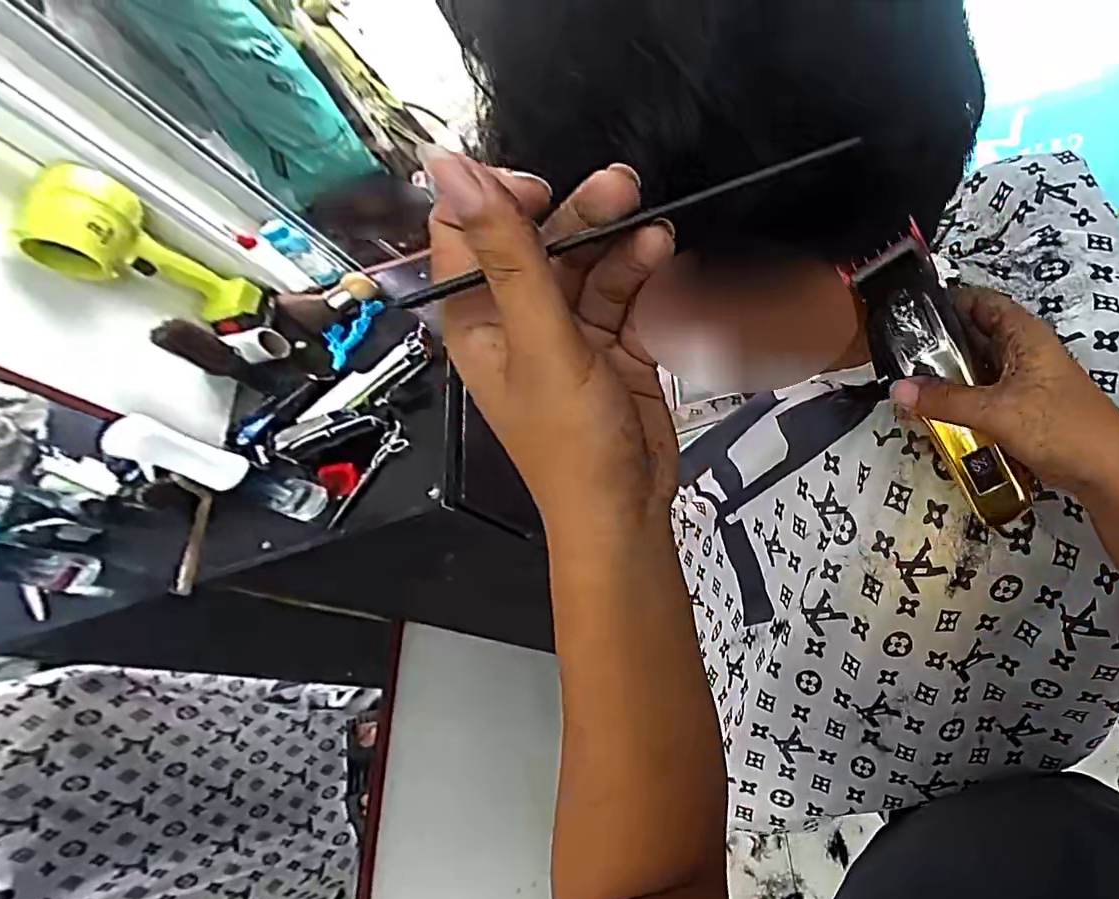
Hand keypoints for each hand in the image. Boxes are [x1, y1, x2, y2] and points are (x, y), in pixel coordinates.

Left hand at [423, 148, 676, 538]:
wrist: (626, 506)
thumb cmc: (572, 447)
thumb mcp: (542, 348)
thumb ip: (511, 261)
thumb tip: (455, 171)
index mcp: (479, 319)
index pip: (473, 235)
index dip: (502, 201)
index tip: (545, 188)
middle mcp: (524, 322)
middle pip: (546, 249)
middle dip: (582, 217)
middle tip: (623, 190)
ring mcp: (577, 338)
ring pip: (595, 274)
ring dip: (623, 248)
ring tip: (656, 227)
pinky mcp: (620, 355)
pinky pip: (630, 305)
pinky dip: (648, 284)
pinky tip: (664, 262)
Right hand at [890, 287, 1118, 494]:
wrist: (1106, 471)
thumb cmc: (1060, 428)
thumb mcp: (996, 411)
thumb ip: (946, 401)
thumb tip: (899, 390)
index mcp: (1026, 334)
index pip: (981, 301)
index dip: (948, 303)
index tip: (912, 315)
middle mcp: (1028, 351)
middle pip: (978, 337)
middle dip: (944, 348)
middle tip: (905, 360)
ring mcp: (1030, 382)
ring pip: (984, 371)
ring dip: (955, 380)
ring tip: (917, 388)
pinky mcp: (1031, 410)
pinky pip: (992, 398)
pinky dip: (970, 404)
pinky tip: (946, 416)